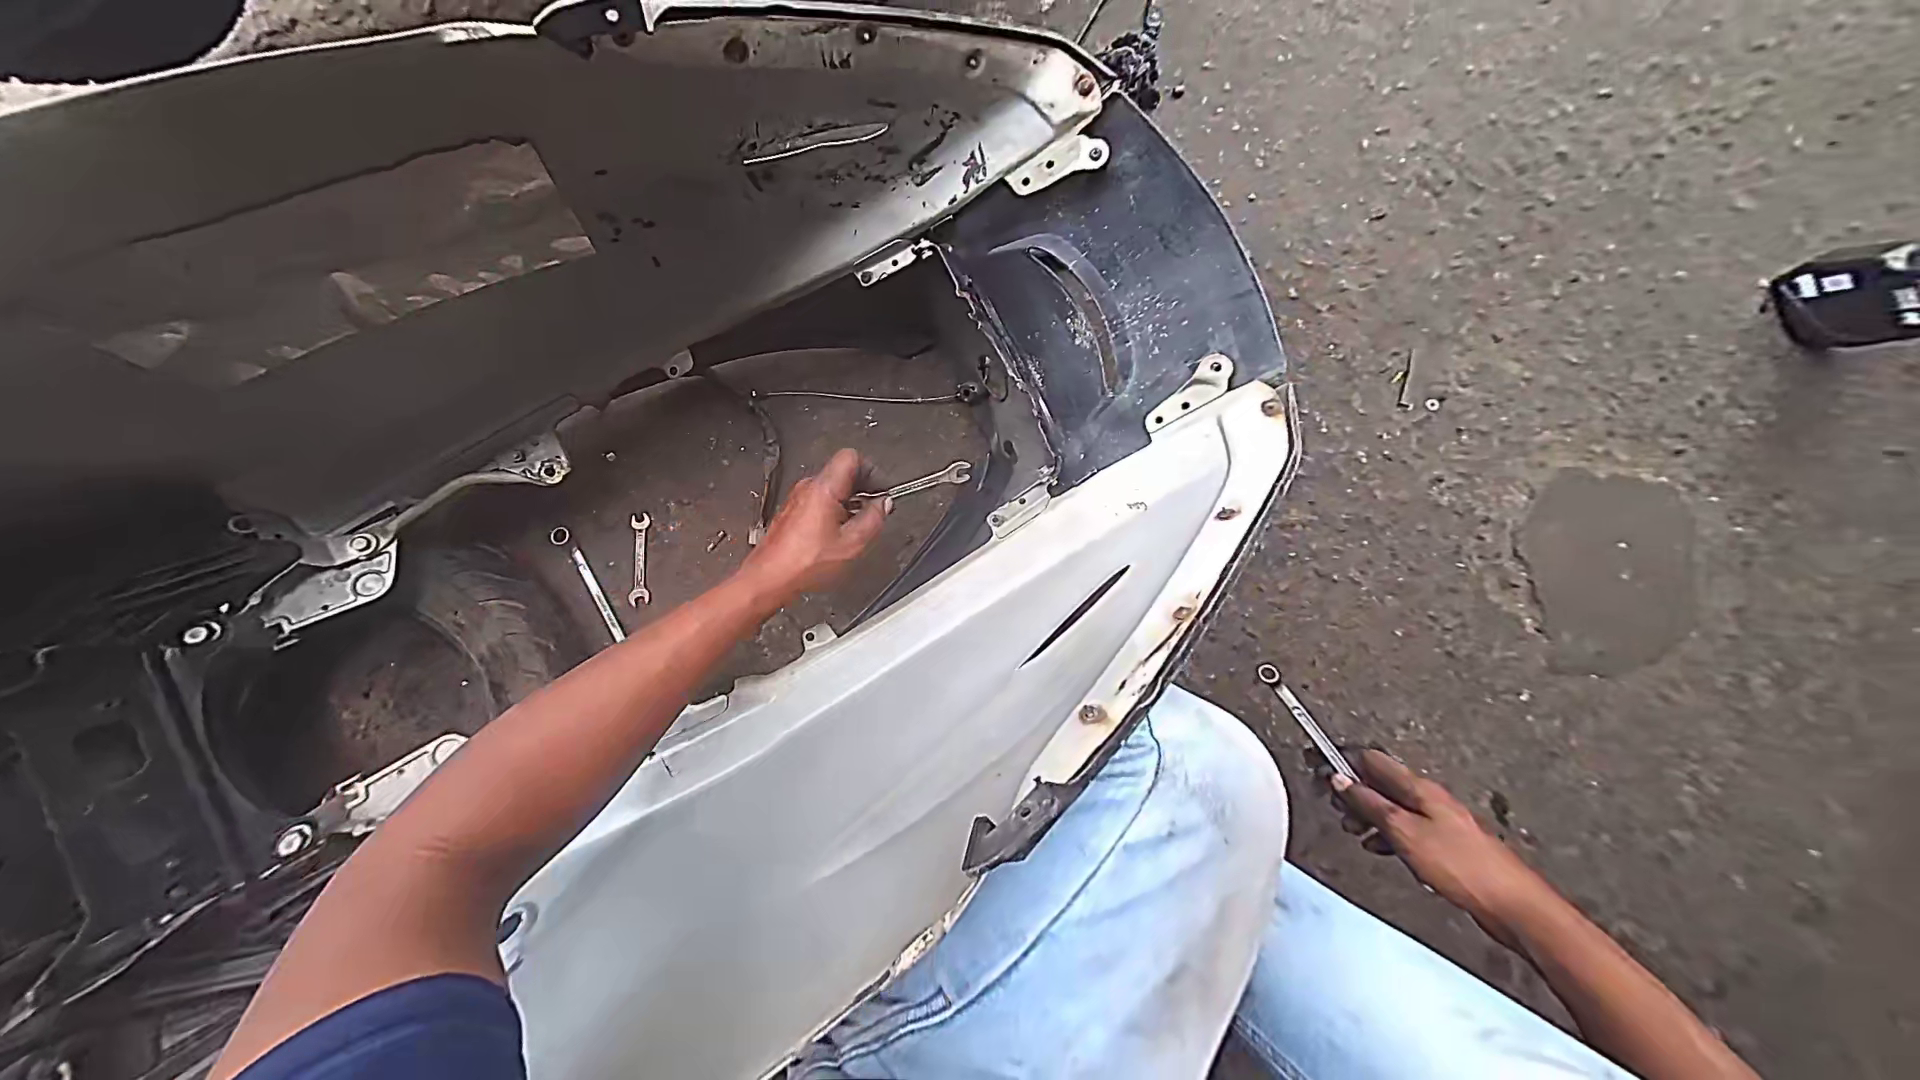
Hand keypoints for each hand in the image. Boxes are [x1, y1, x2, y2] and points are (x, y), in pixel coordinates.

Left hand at [737, 448, 888, 608]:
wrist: (770, 578)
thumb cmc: (803, 563)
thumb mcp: (852, 543)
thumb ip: (874, 519)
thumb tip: (883, 504)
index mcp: (823, 489)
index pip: (851, 457)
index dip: (872, 472)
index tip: (881, 492)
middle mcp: (808, 488)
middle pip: (843, 471)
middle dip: (863, 489)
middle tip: (873, 509)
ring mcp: (798, 498)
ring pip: (832, 486)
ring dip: (850, 502)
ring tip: (856, 525)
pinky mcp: (793, 511)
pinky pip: (820, 500)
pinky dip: (835, 511)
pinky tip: (838, 534)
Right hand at [1332, 750, 1557, 948]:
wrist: (1514, 907)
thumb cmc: (1464, 866)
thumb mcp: (1403, 830)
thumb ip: (1369, 803)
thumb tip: (1341, 780)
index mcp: (1419, 788)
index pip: (1371, 759)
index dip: (1342, 760)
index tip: (1319, 768)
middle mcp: (1429, 798)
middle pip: (1379, 782)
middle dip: (1352, 790)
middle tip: (1336, 806)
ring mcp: (1438, 821)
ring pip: (1391, 806)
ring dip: (1367, 814)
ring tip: (1355, 830)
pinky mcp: (1444, 844)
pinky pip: (1405, 828)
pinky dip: (1386, 834)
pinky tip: (1381, 847)